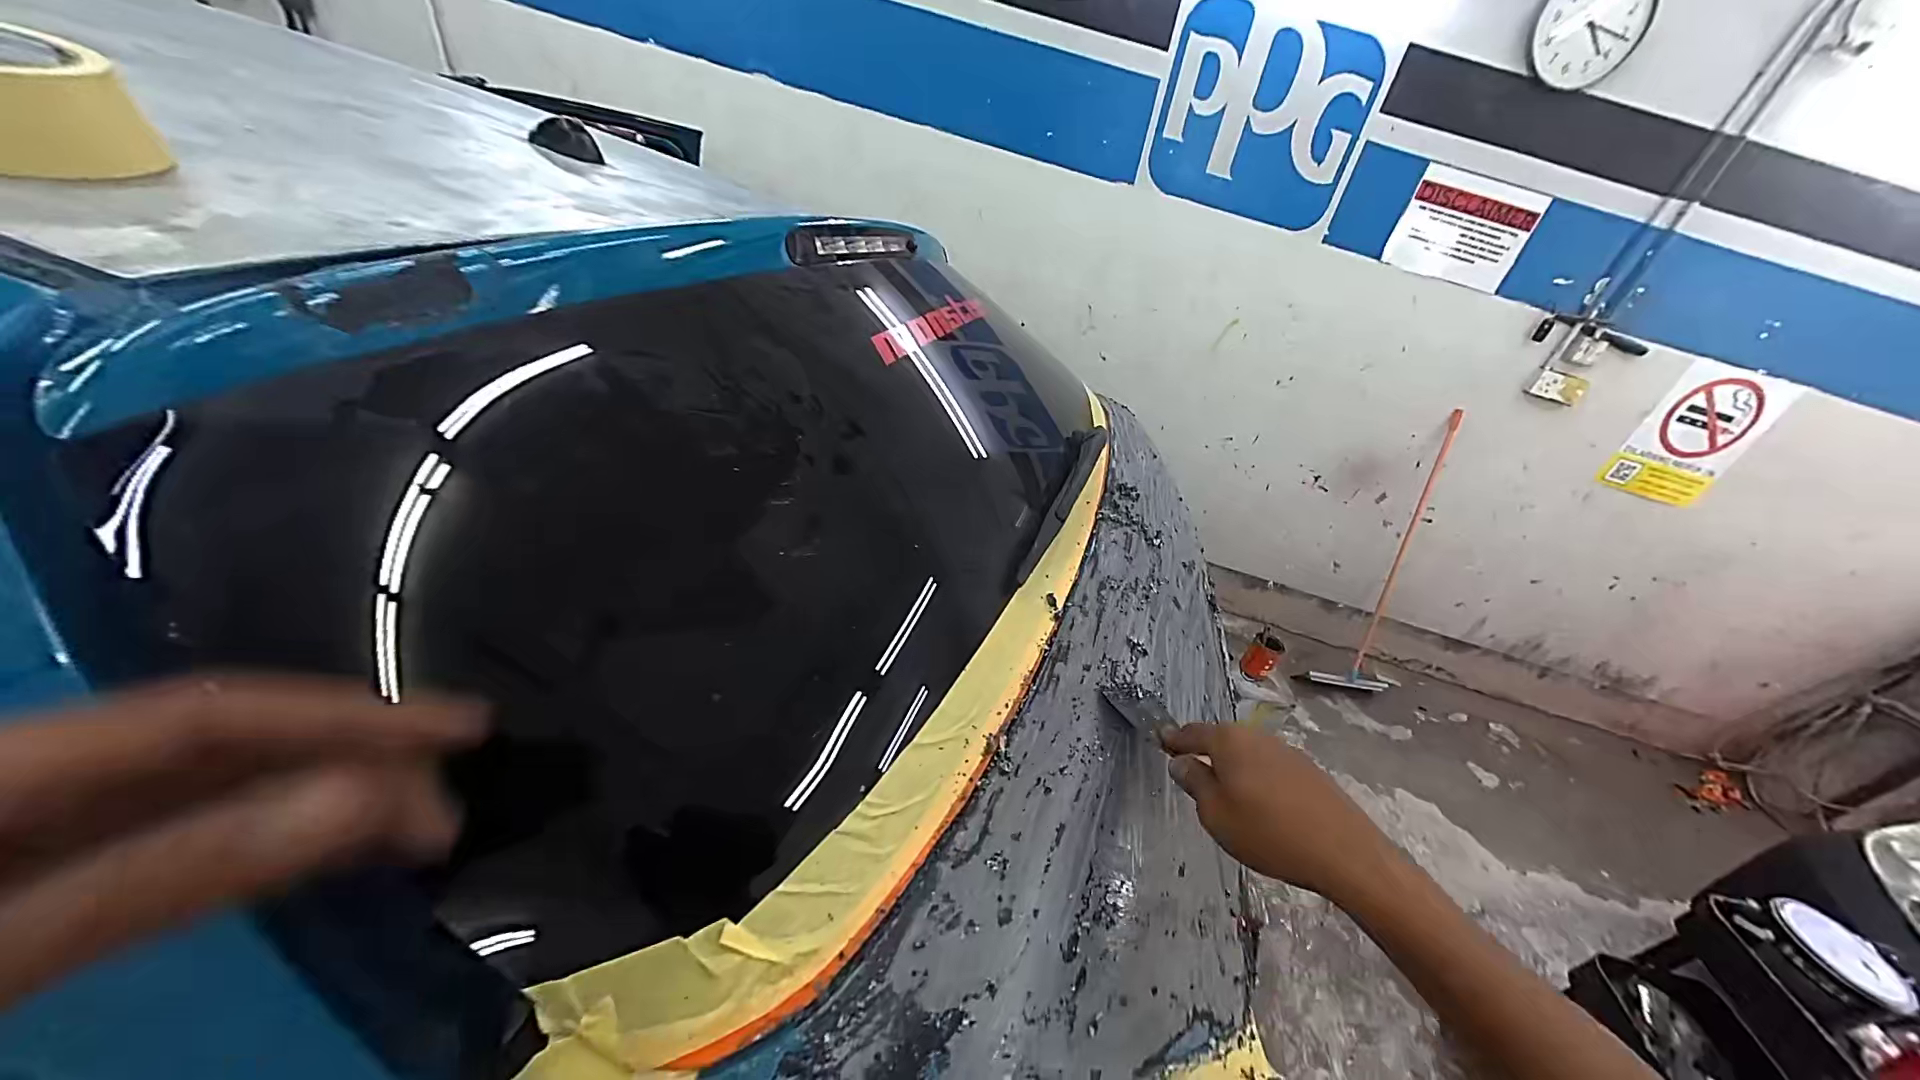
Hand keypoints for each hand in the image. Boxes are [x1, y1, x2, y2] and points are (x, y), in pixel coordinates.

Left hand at [0, 674, 485, 1008]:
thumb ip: (173, 871)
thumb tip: (364, 797)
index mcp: (9, 769)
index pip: (215, 716)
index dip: (350, 711)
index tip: (466, 725)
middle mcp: (35, 770)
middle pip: (228, 738)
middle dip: (356, 757)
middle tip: (450, 799)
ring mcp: (39, 812)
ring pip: (217, 775)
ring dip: (329, 787)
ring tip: (417, 810)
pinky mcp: (48, 858)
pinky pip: (187, 818)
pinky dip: (275, 819)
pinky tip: (331, 829)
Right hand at [1161, 723, 1395, 897]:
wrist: (1346, 853)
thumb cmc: (1269, 833)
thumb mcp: (1216, 814)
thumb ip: (1194, 783)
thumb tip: (1181, 762)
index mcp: (1229, 741)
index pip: (1192, 733)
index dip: (1174, 739)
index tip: (1160, 740)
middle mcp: (1257, 737)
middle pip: (1221, 739)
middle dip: (1204, 752)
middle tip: (1189, 770)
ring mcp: (1286, 752)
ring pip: (1247, 753)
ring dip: (1232, 767)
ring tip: (1225, 793)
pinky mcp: (1309, 771)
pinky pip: (1269, 767)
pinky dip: (1256, 778)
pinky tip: (1260, 804)